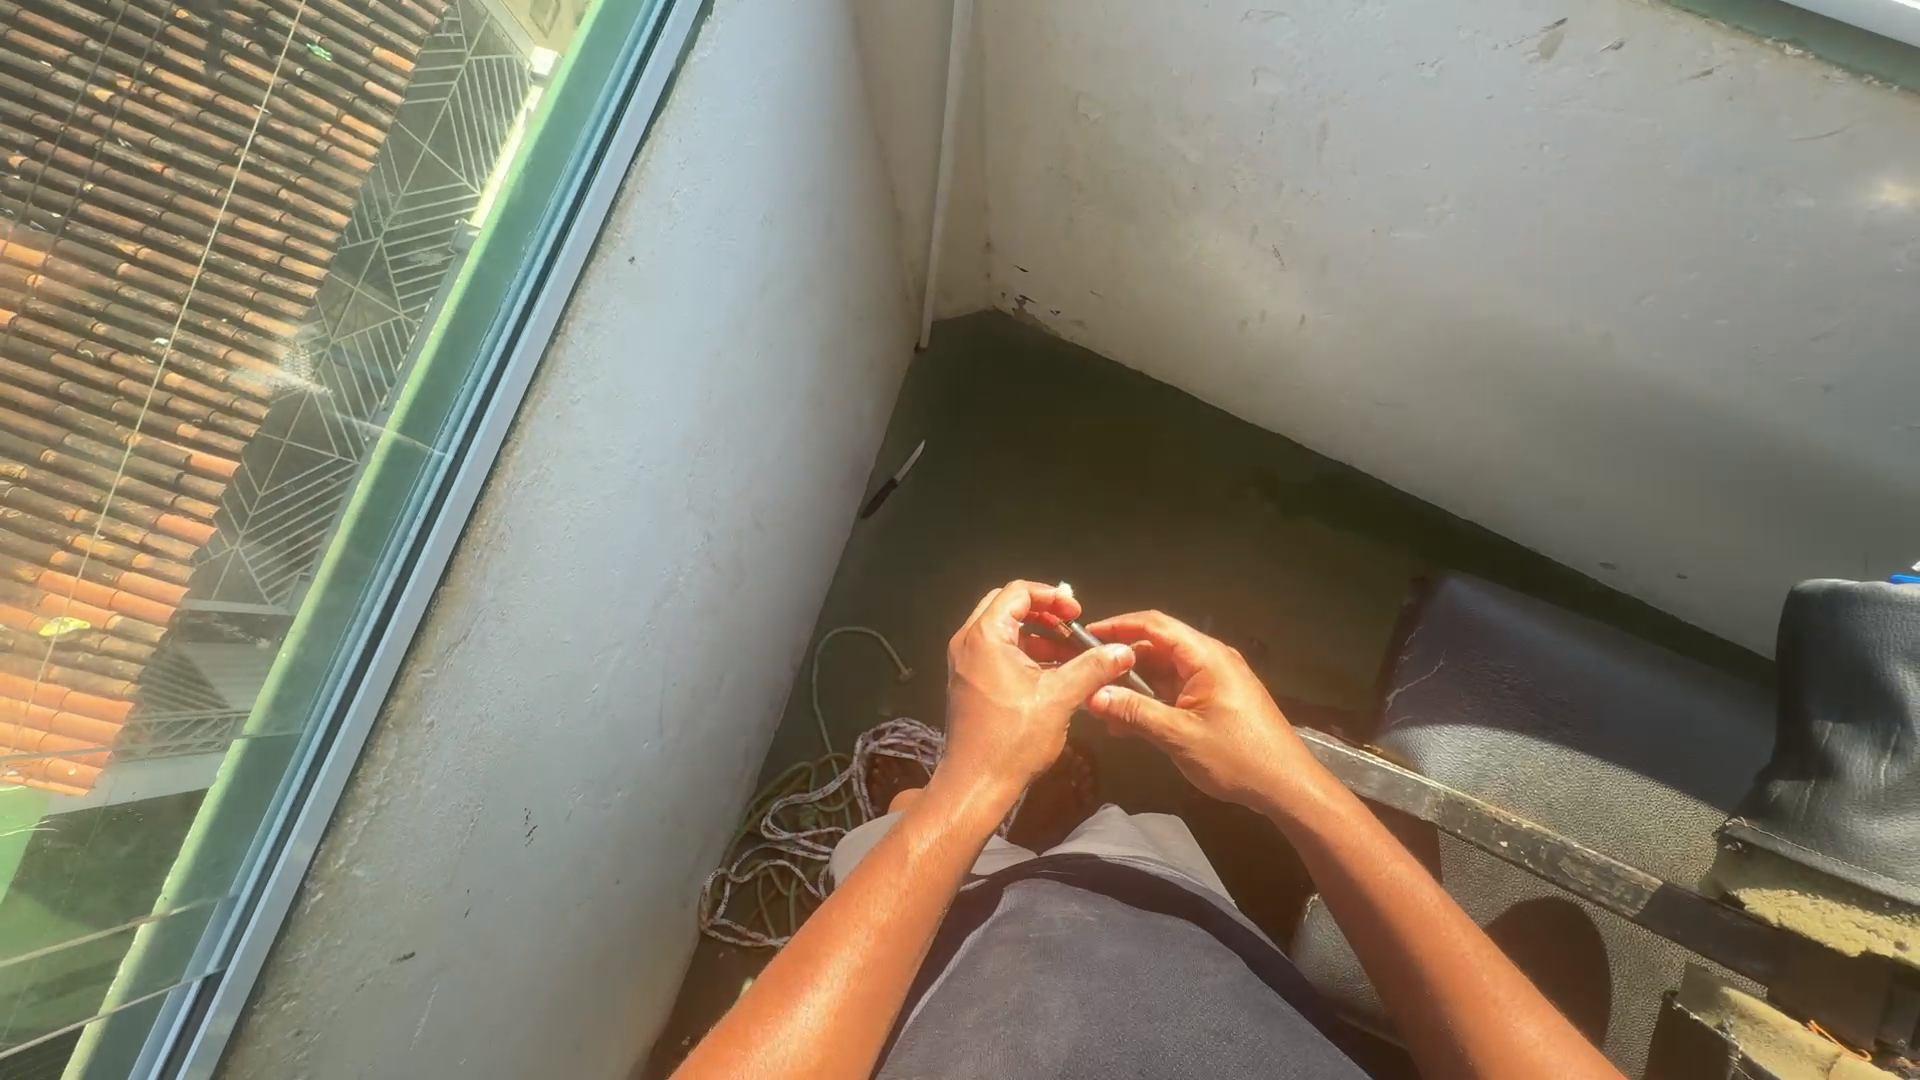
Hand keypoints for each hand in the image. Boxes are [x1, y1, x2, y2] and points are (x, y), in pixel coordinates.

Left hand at [940, 581, 1138, 796]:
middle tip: (1073, 628)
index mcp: (985, 635)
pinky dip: (1025, 655)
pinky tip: (1054, 674)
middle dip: (1044, 613)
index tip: (1078, 615)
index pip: (1018, 591)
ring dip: (1037, 636)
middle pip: (1007, 606)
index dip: (1052, 597)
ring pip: (1003, 631)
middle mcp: (968, 641)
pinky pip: (998, 653)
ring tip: (1071, 654)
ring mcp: (965, 662)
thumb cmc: (1013, 738)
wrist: (975, 783)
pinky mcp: (969, 681)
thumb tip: (1123, 651)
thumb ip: (1092, 668)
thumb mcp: (1059, 698)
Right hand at [1084, 610, 1334, 818]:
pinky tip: (1125, 722)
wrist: (1289, 788)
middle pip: (1156, 646)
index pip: (1154, 624)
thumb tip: (1092, 696)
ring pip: (1162, 670)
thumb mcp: (1180, 736)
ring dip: (1133, 685)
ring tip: (1100, 705)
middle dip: (1121, 660)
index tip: (1085, 635)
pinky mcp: (1214, 698)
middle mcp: (1210, 658)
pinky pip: (1174, 689)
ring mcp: (1213, 678)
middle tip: (1087, 674)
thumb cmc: (1238, 758)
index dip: (1117, 625)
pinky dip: (1150, 700)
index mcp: (1206, 656)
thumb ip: (1135, 712)